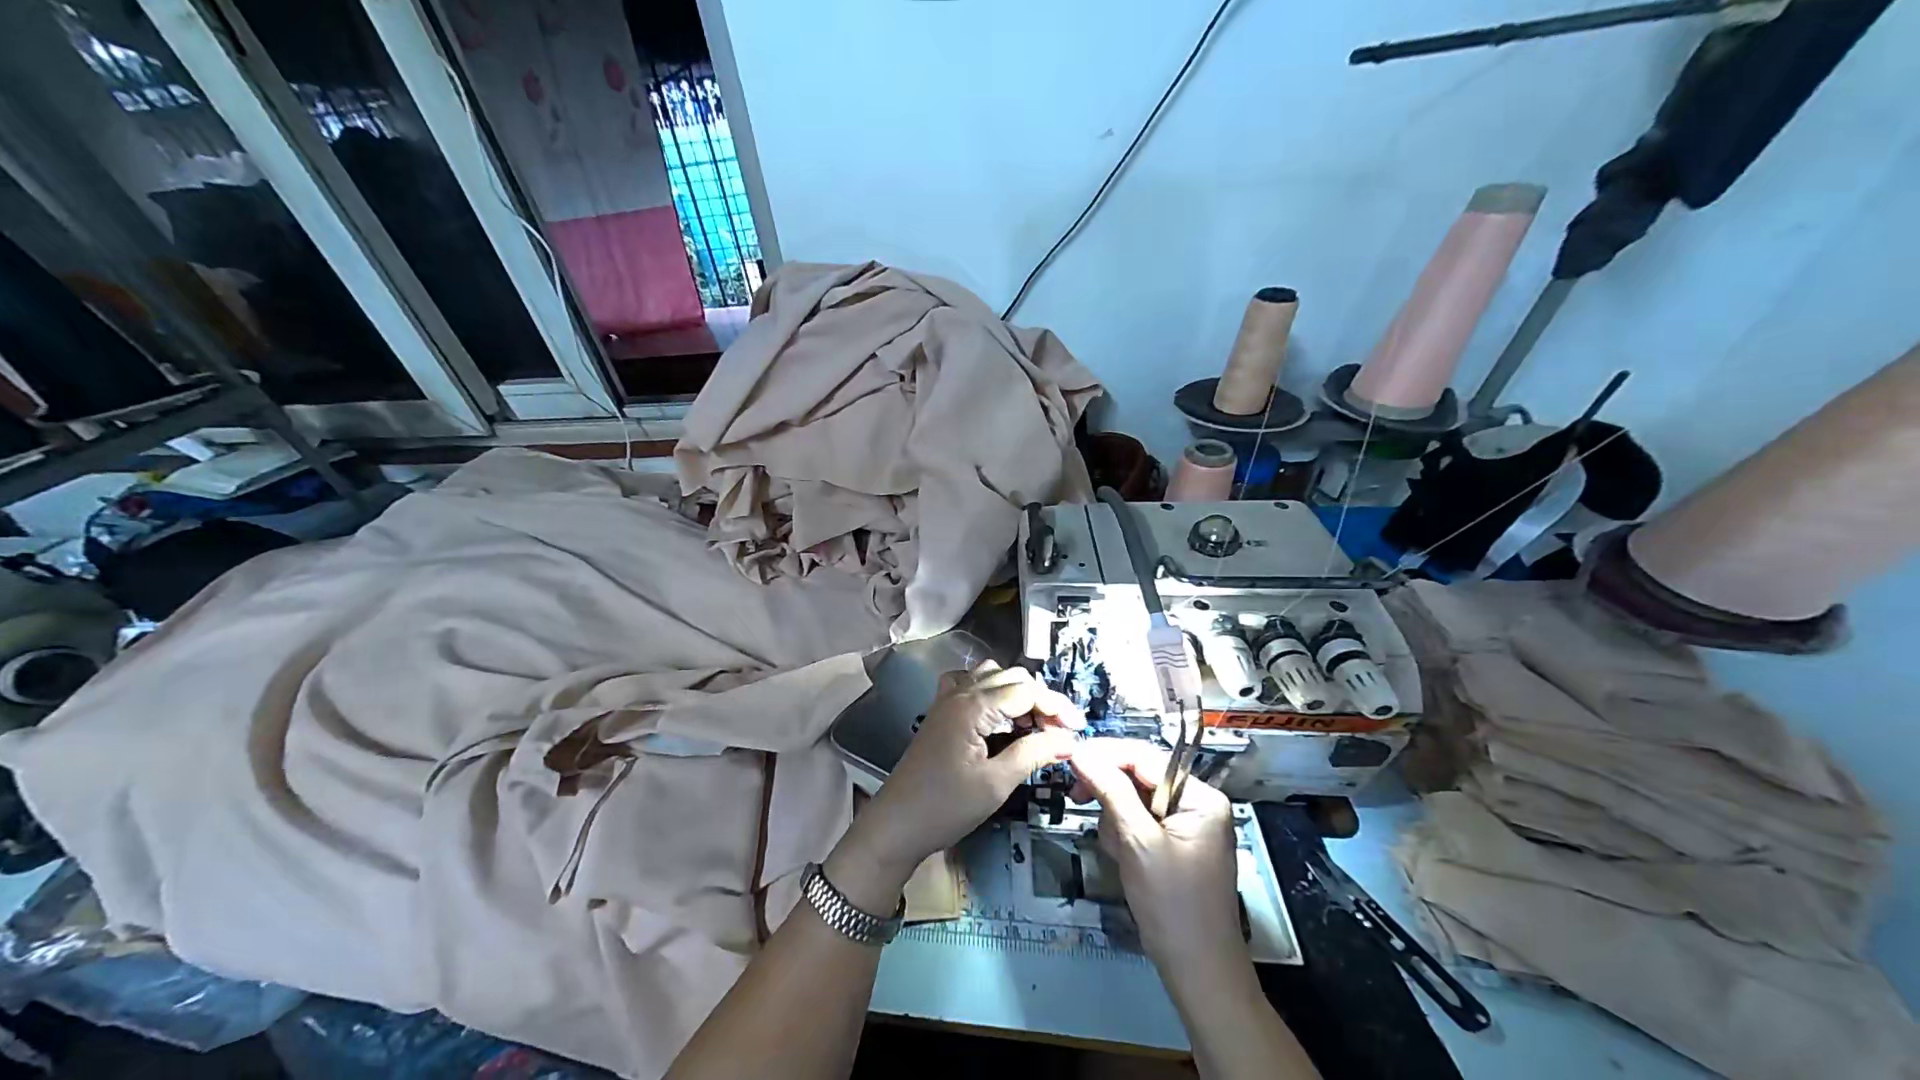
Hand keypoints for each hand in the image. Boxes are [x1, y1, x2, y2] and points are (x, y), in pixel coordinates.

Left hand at [827, 661, 1082, 910]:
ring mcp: (946, 700)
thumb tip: (1070, 739)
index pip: (1026, 690)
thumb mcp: (996, 783)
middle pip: (1011, 677)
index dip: (1056, 707)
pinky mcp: (941, 713)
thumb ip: (1034, 753)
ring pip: (991, 677)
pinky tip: (1001, 719)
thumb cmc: (946, 806)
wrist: (896, 824)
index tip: (1078, 731)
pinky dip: (992, 694)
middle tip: (1059, 733)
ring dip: (1017, 694)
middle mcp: (959, 692)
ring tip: (1034, 726)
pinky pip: (970, 686)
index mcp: (973, 705)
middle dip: (1040, 700)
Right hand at [1070, 739, 1249, 982]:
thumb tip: (1080, 752)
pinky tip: (1123, 859)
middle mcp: (1195, 803)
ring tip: (1118, 852)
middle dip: (1111, 795)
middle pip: (1138, 776)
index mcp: (1200, 796)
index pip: (1146, 757)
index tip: (1070, 758)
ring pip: (1132, 800)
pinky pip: (1137, 822)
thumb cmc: (1172, 904)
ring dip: (1115, 820)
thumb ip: (1110, 791)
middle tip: (1078, 799)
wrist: (1197, 969)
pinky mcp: (1171, 844)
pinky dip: (1122, 836)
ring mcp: (1184, 824)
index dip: (1106, 754)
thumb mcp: (1138, 842)